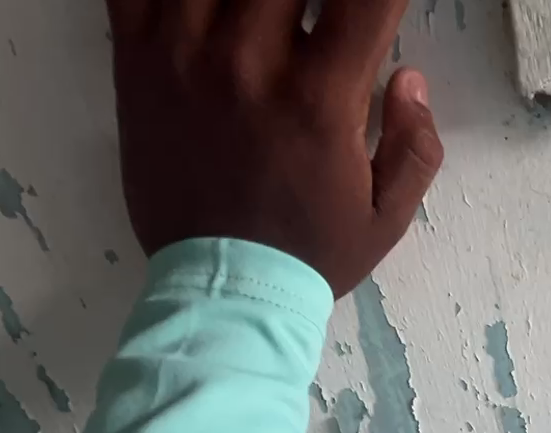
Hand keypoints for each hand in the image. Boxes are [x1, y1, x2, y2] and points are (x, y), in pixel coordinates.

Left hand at [104, 0, 442, 296]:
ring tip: (276, 18)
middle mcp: (251, 60)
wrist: (226, 286)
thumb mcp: (388, 219)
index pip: (365, 1)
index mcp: (320, 101)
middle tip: (329, 18)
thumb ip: (414, 147)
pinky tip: (218, 8)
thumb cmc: (313, 253)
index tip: (381, 13)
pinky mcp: (136, 53)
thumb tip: (411, 78)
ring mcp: (184, 49)